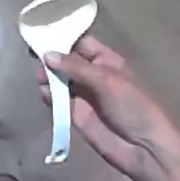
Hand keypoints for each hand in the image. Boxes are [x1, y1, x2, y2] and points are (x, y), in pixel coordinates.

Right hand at [37, 35, 179, 180]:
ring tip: (40, 77)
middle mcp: (92, 74)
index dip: (62, 36)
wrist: (145, 149)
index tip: (40, 31)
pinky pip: (58, 100)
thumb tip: (47, 55)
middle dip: (51, 57)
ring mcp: (83, 94)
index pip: (80, 42)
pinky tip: (45, 93)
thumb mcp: (106, 80)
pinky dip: (49, 95)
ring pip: (59, 79)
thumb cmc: (133, 106)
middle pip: (65, 60)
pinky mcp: (76, 114)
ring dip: (48, 76)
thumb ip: (75, 67)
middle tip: (34, 56)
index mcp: (105, 60)